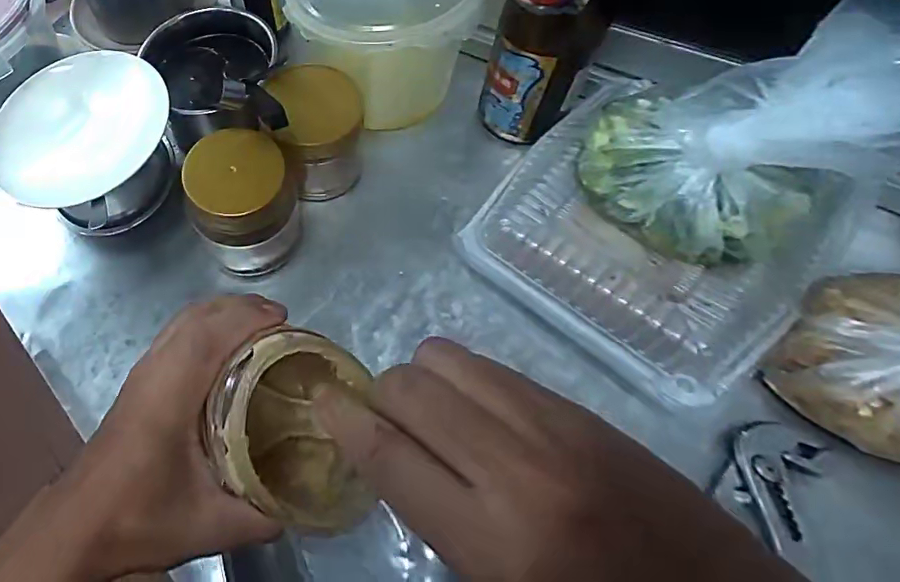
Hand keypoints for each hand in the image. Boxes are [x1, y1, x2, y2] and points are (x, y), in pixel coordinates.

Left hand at [0, 296, 286, 581]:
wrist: (81, 523)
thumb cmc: (139, 516)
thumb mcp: (206, 525)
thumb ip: (256, 516)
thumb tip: (295, 505)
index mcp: (169, 394)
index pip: (208, 335)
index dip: (246, 318)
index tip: (282, 319)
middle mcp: (154, 370)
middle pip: (197, 316)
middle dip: (239, 308)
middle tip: (279, 320)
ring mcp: (143, 370)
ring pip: (184, 320)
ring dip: (221, 312)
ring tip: (258, 325)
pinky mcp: (139, 379)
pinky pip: (177, 332)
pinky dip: (206, 324)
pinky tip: (224, 346)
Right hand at [317, 337, 801, 581]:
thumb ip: (440, 524)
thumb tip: (388, 453)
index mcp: (497, 541)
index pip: (388, 454)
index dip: (342, 420)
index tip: (320, 399)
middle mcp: (517, 467)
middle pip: (409, 388)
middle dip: (383, 399)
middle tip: (389, 425)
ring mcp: (552, 426)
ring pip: (445, 357)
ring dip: (423, 380)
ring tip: (437, 415)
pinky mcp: (578, 407)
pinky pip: (492, 366)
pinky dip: (466, 379)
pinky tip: (481, 413)